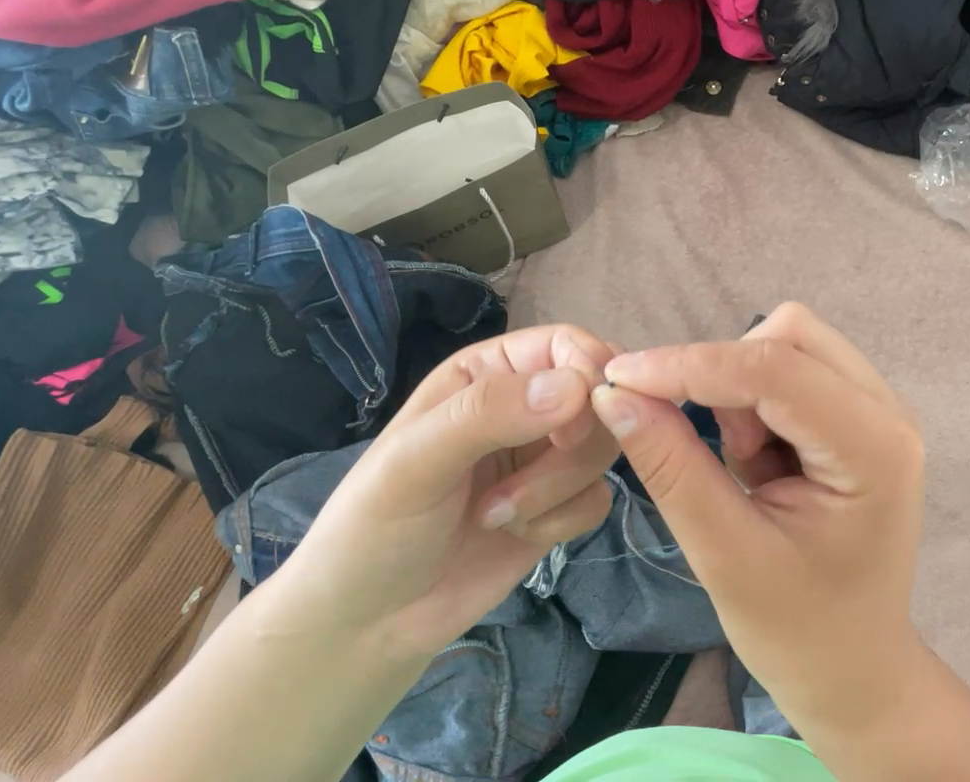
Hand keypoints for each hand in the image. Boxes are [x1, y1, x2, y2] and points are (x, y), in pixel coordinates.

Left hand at [268, 325, 622, 660]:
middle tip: (521, 485)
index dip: (587, 376)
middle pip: (596, 400)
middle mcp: (523, 406)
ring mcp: (543, 458)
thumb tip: (577, 389)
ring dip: (556, 489)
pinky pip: (597, 497)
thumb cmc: (373, 527)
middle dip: (570, 448)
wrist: (368, 623)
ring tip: (495, 514)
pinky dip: (563, 521)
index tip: (574, 429)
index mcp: (488, 373)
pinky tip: (517, 535)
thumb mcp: (414, 461)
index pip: (566, 346)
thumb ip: (488, 414)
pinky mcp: (559, 506)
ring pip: (601, 450)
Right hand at [588, 303, 926, 734]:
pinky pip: (794, 371)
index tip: (618, 376)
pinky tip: (765, 468)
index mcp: (875, 449)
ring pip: (789, 345)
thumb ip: (672, 466)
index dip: (690, 365)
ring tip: (749, 473)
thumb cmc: (797, 629)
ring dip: (744, 396)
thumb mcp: (724, 554)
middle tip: (720, 456)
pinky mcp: (861, 414)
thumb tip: (614, 395)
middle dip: (727, 380)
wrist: (855, 668)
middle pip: (790, 335)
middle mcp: (889, 411)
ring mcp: (881, 408)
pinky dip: (760, 405)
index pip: (774, 369)